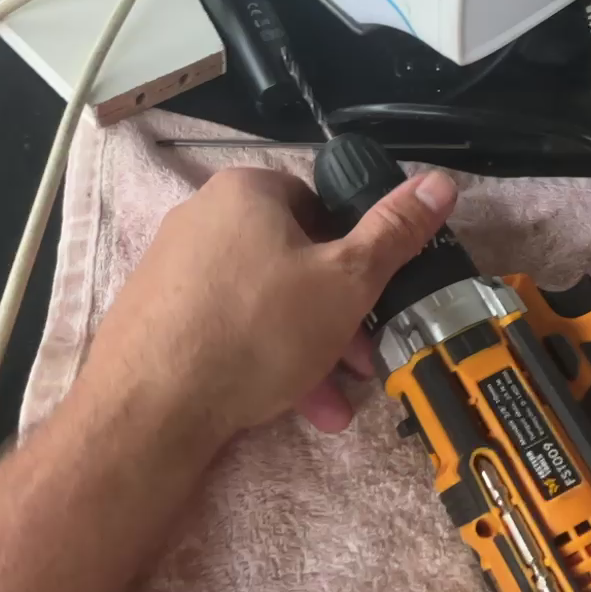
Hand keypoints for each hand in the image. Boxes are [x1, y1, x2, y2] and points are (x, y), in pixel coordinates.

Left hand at [80, 165, 456, 445]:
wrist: (148, 409)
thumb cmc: (258, 329)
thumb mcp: (346, 281)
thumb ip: (395, 233)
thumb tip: (441, 182)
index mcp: (247, 191)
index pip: (319, 207)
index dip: (354, 257)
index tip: (371, 304)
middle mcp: (203, 217)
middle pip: (291, 262)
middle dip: (333, 320)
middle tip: (359, 366)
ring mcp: (174, 266)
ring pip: (262, 302)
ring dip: (304, 351)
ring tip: (328, 406)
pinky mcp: (157, 312)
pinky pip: (225, 325)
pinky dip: (259, 358)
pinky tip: (284, 405)